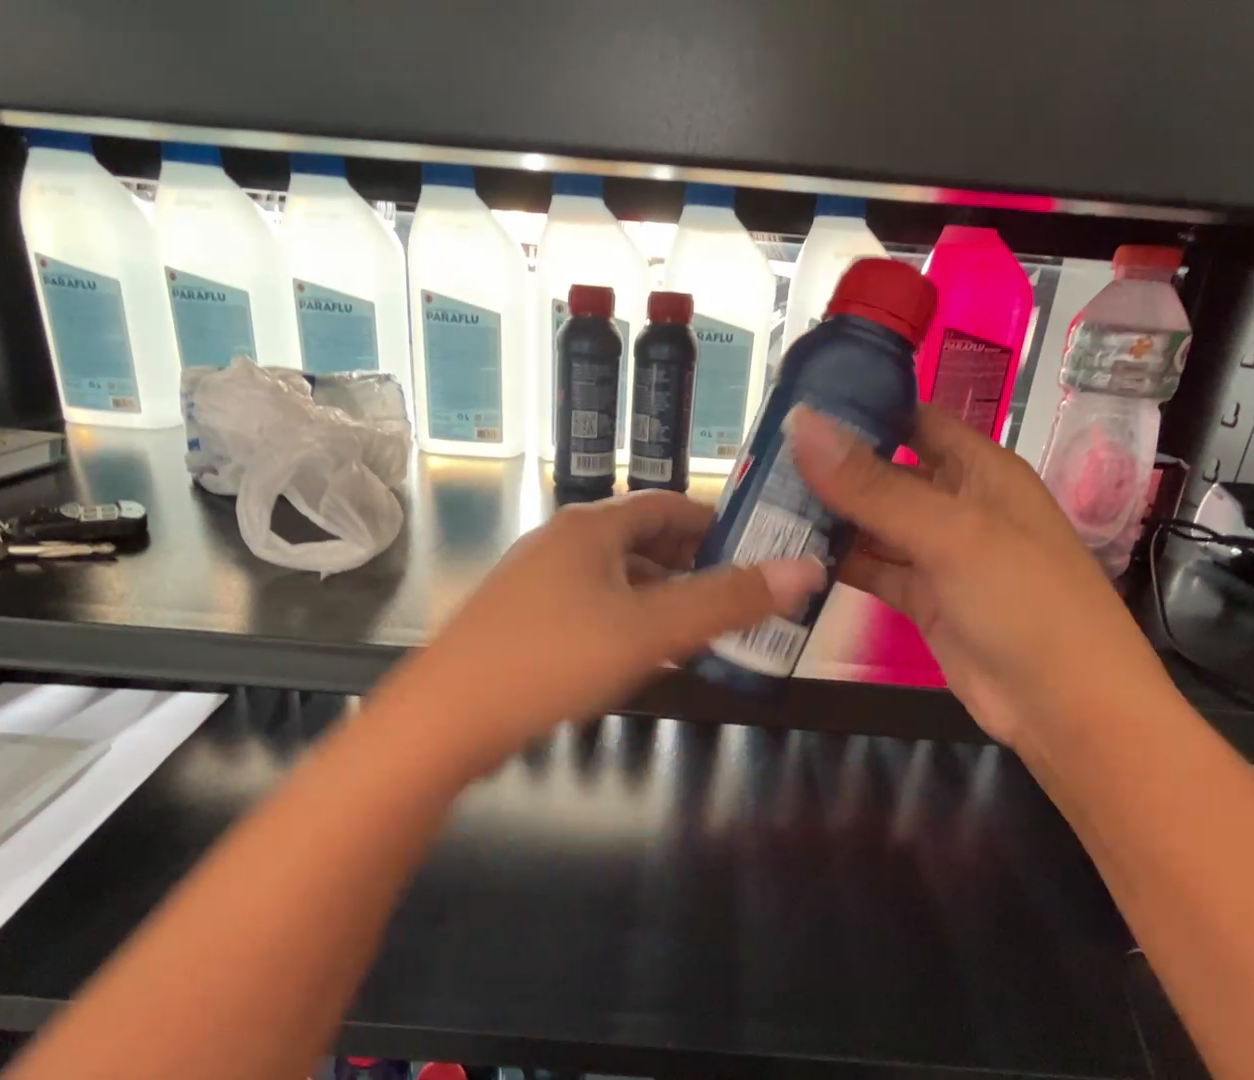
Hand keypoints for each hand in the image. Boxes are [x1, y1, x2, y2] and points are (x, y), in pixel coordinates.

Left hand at [372, 489, 825, 775]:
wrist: (446, 718)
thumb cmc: (553, 659)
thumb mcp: (651, 630)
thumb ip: (728, 601)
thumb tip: (806, 569)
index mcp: (590, 527)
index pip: (667, 504)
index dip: (715, 522)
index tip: (757, 549)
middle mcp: (560, 542)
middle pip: (641, 540)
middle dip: (692, 564)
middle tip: (738, 596)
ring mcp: (535, 581)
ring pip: (615, 577)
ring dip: (660, 596)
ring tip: (702, 629)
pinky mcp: (521, 620)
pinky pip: (590, 606)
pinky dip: (626, 619)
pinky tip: (642, 656)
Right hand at [789, 405, 1176, 748]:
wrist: (1066, 707)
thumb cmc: (1024, 601)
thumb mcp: (950, 534)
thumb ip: (873, 484)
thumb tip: (802, 424)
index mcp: (979, 469)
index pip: (914, 420)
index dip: (863, 407)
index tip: (795, 404)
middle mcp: (956, 504)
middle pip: (885, 472)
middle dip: (831, 466)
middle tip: (760, 460)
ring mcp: (938, 555)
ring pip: (873, 524)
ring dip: (827, 517)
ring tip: (761, 503)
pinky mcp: (922, 599)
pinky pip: (873, 569)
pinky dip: (837, 564)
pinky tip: (791, 555)